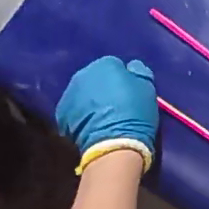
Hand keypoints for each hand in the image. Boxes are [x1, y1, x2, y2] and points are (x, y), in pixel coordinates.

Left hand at [55, 57, 157, 171]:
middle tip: (115, 108)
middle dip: (103, 90)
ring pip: (82, 95)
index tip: (128, 96)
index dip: (123, 81)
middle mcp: (83, 74)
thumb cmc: (135, 114)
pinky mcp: (61, 114)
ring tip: (102, 121)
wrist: (113, 144)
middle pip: (95, 79)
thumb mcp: (148, 89)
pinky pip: (73, 112)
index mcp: (105, 64)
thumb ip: (139, 72)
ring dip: (90, 103)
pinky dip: (80, 118)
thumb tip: (132, 67)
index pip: (115, 67)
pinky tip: (90, 129)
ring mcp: (69, 93)